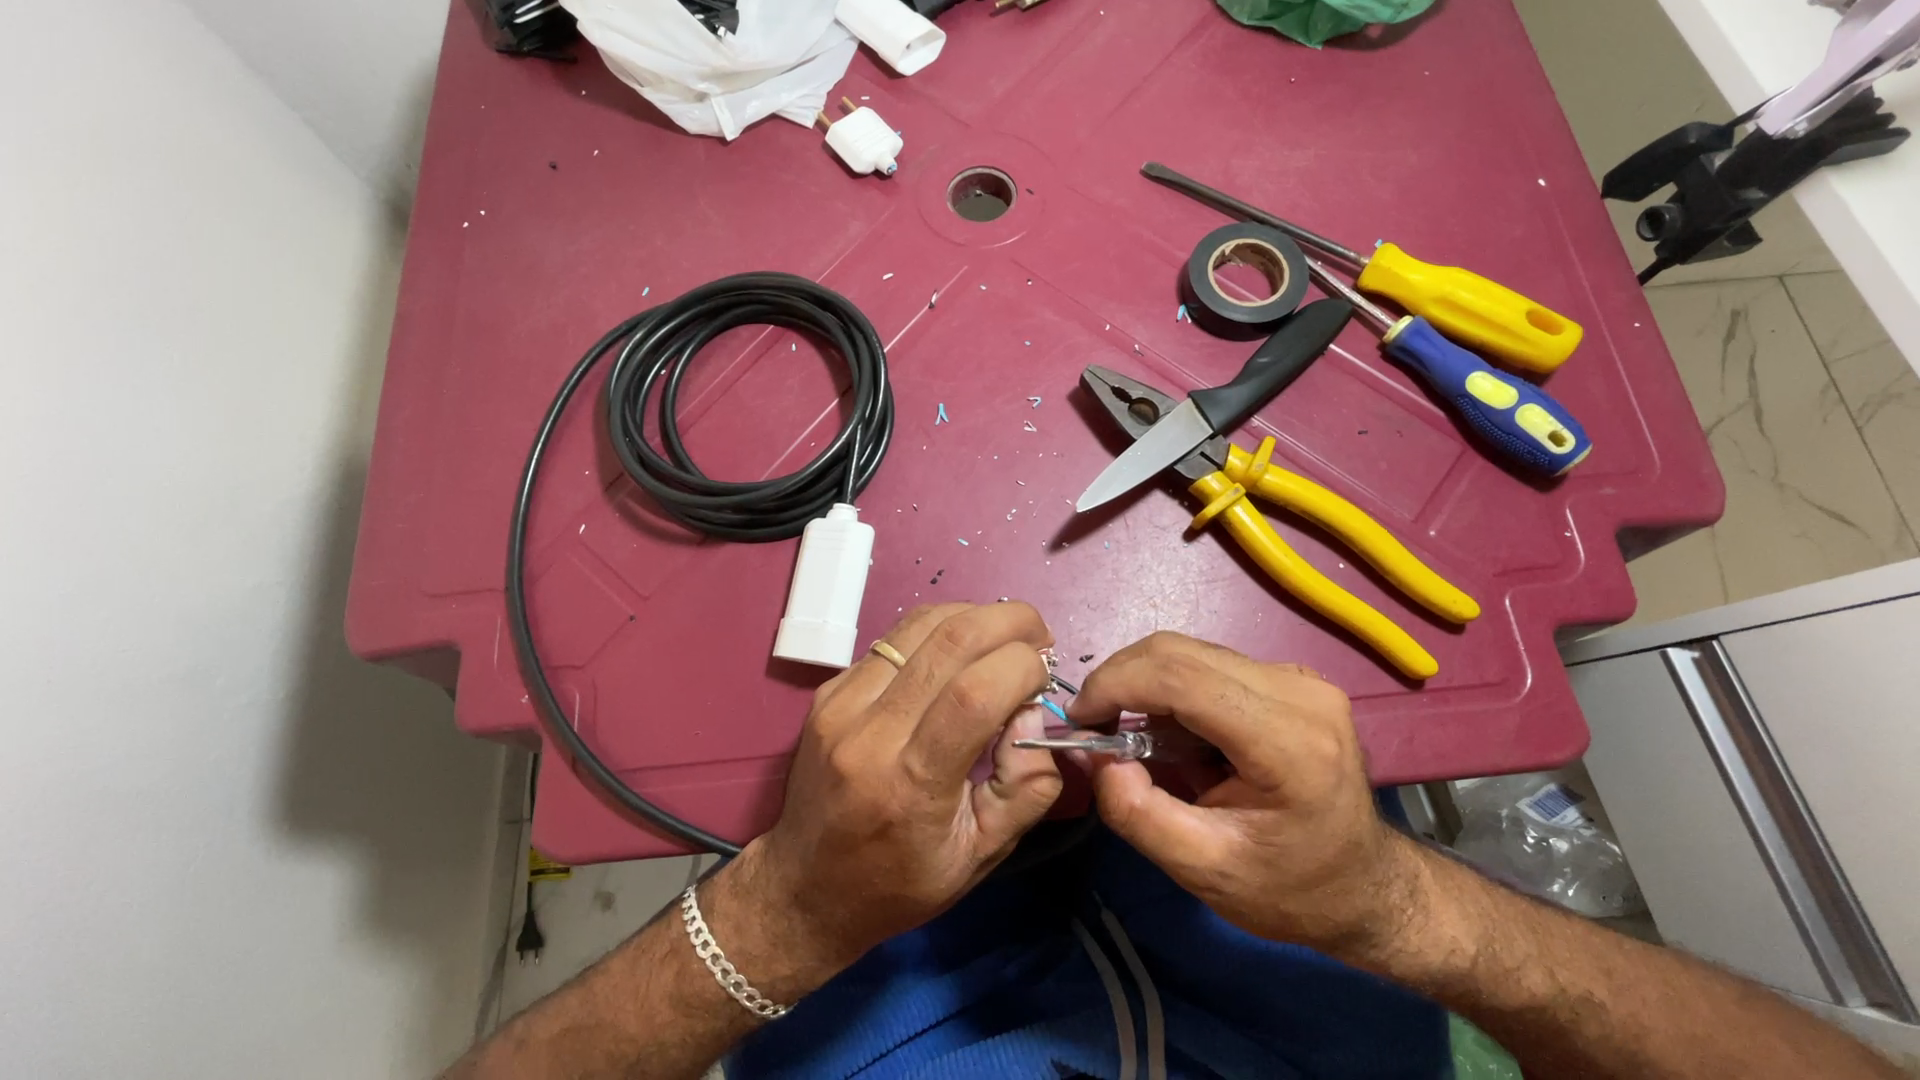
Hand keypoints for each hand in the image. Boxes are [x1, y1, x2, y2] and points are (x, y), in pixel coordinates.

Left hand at [714, 603, 1062, 984]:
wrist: (805, 888)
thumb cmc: (902, 880)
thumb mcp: (984, 854)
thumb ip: (1027, 786)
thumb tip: (1032, 711)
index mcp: (912, 785)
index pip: (975, 693)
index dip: (1024, 667)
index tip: (1044, 677)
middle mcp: (870, 734)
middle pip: (951, 640)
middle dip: (1010, 622)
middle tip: (1039, 638)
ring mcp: (840, 705)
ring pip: (919, 624)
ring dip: (975, 616)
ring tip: (1003, 637)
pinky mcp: (827, 691)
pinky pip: (893, 639)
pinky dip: (938, 632)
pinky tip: (956, 654)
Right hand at [1069, 632, 1424, 960]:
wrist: (1364, 888)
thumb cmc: (1289, 890)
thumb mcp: (1203, 870)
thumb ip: (1139, 813)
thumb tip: (1094, 755)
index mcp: (1289, 742)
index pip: (1182, 677)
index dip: (1116, 685)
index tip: (1077, 719)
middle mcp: (1300, 692)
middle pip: (1180, 652)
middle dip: (1121, 681)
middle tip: (1092, 727)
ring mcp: (1299, 679)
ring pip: (1190, 653)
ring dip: (1145, 687)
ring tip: (1135, 742)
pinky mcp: (1291, 679)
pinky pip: (1209, 665)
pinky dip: (1172, 692)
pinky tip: (1174, 738)